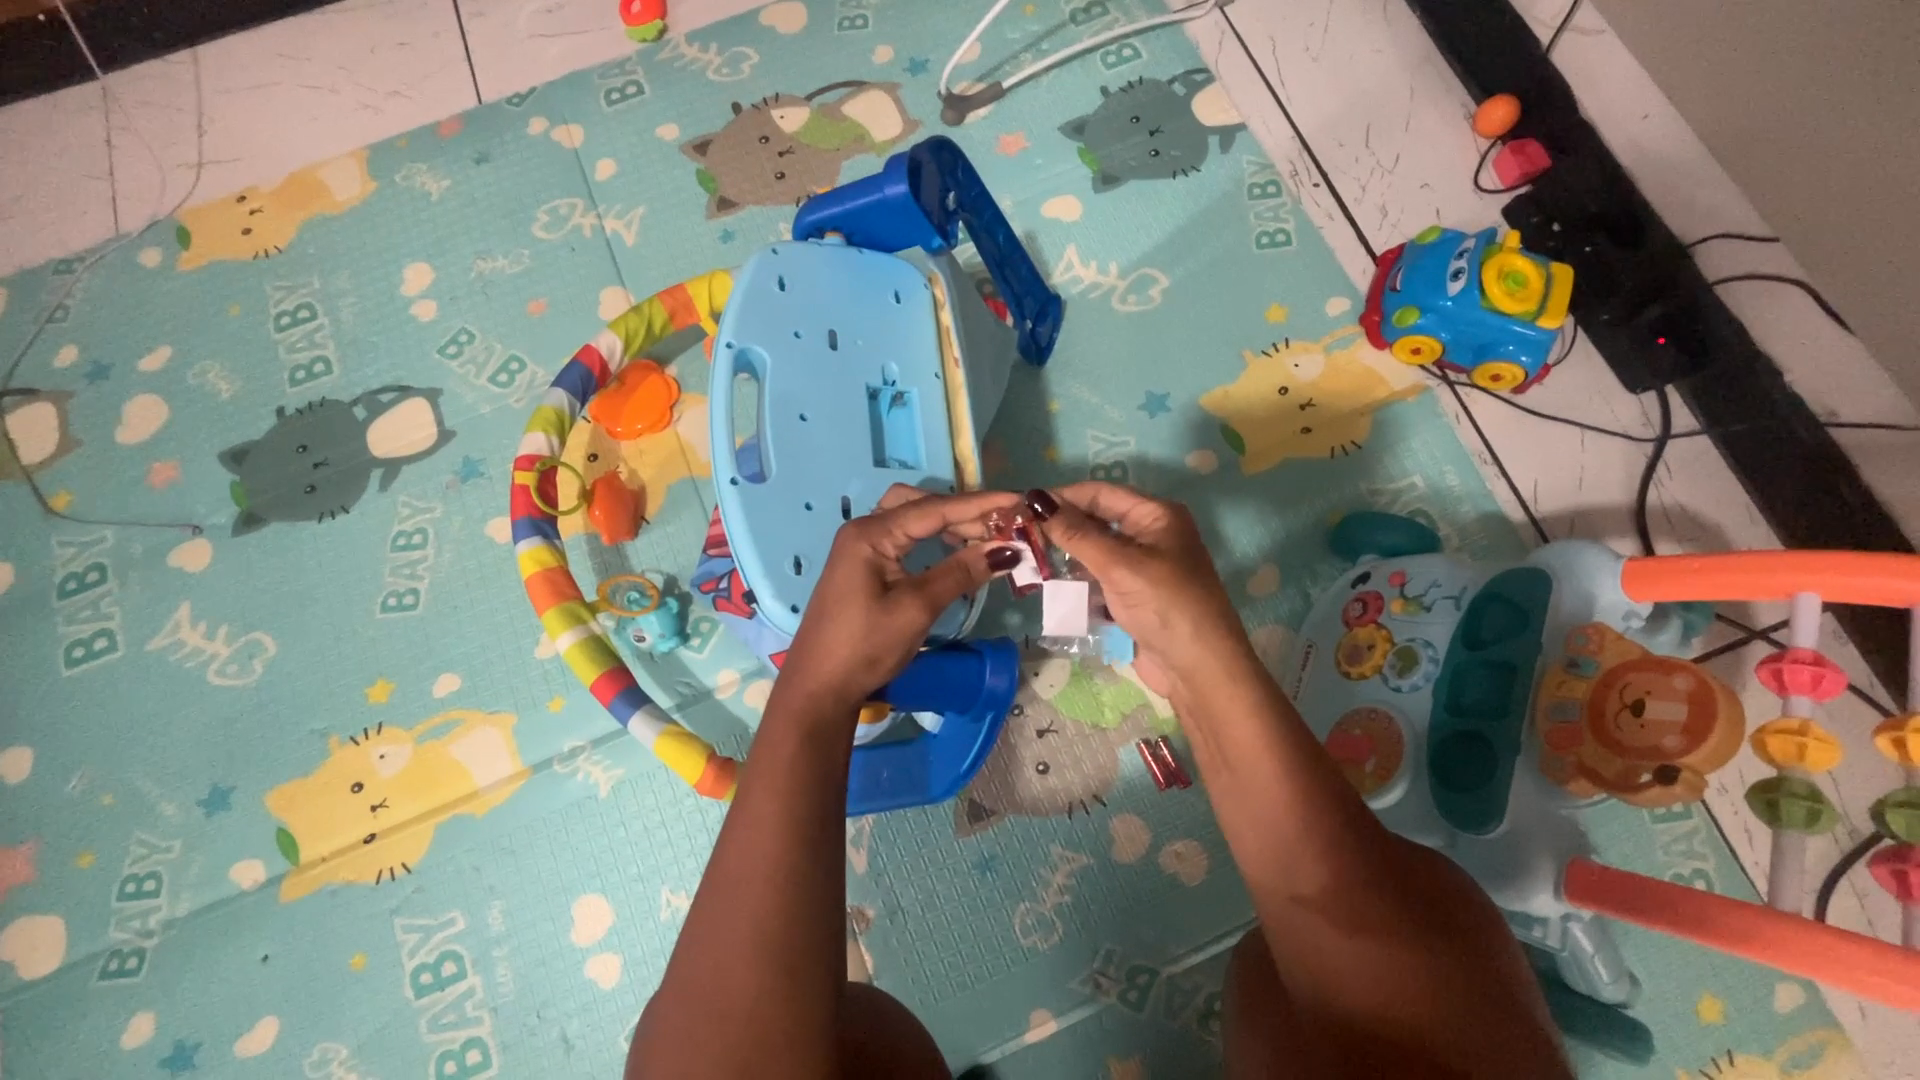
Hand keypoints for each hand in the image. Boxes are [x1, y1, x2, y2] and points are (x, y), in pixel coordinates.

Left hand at [771, 485, 1024, 718]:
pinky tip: (955, 554)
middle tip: (1003, 529)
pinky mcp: (864, 568)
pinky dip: (932, 540)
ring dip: (948, 525)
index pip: (934, 508)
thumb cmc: (866, 646)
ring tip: (986, 540)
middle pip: (921, 505)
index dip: (979, 505)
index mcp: (872, 534)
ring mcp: (861, 548)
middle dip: (964, 513)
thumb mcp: (917, 607)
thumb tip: (1007, 550)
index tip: (1018, 501)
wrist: (820, 687)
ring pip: (912, 520)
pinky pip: (904, 539)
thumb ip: (960, 572)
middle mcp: (864, 531)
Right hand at [1025, 483, 1251, 699]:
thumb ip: (1076, 533)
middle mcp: (1150, 534)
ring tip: (1027, 558)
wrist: (1198, 669)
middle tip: (1017, 533)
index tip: (1021, 506)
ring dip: (1065, 555)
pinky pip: (1098, 578)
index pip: (1100, 493)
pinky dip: (1077, 579)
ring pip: (1094, 551)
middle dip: (1060, 526)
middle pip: (1096, 520)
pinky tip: (1050, 584)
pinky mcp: (1133, 596)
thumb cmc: (1165, 605)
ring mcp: (1142, 567)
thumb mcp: (1119, 565)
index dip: (1062, 497)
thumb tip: (1037, 500)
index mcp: (1156, 515)